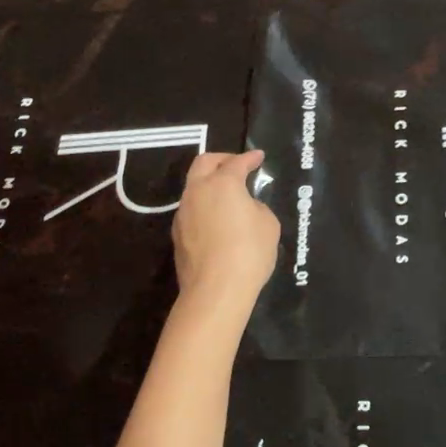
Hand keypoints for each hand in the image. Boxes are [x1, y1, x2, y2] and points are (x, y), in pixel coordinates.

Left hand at [172, 150, 280, 298]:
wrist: (216, 290)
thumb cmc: (249, 252)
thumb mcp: (268, 224)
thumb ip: (256, 206)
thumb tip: (245, 207)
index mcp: (222, 184)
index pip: (237, 163)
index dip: (250, 158)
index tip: (259, 156)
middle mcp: (197, 192)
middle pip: (204, 163)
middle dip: (222, 160)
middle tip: (237, 165)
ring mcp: (183, 213)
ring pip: (194, 187)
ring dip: (210, 184)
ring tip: (228, 196)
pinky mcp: (177, 235)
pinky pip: (192, 210)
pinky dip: (205, 206)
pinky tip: (218, 220)